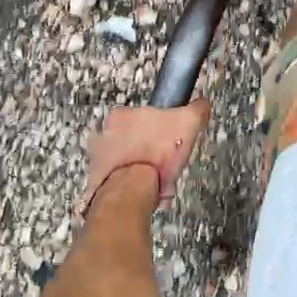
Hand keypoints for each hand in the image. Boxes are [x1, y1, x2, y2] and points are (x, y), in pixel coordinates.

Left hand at [78, 99, 211, 214]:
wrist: (132, 189)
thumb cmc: (159, 151)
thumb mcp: (189, 121)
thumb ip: (198, 108)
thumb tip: (203, 104)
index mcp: (120, 114)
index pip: (143, 116)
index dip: (159, 128)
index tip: (169, 140)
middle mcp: (102, 134)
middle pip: (132, 139)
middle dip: (148, 150)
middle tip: (164, 162)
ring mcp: (95, 160)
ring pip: (124, 161)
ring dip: (138, 169)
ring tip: (157, 182)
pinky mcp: (93, 184)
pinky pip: (115, 181)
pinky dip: (129, 186)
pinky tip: (145, 192)